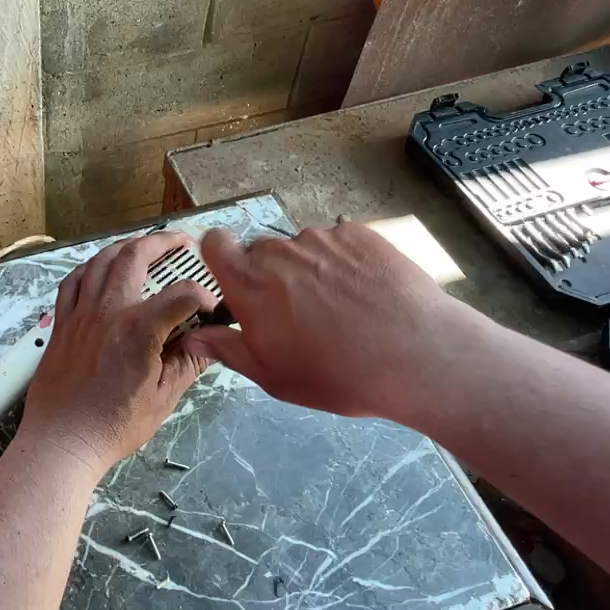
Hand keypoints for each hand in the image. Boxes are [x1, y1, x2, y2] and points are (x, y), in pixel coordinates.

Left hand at [17, 233, 215, 476]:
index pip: (182, 294)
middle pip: (135, 256)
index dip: (204, 296)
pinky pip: (74, 281)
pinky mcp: (62, 322)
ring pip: (101, 261)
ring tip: (144, 245)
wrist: (63, 440)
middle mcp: (108, 311)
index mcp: (139, 329)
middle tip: (181, 241)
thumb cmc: (114, 425)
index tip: (211, 307)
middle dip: (162, 241)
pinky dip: (90, 267)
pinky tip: (100, 268)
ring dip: (126, 246)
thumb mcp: (164, 398)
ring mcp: (81, 313)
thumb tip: (210, 340)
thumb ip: (189, 362)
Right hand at [184, 222, 483, 418]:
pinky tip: (367, 294)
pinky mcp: (358, 233)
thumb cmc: (336, 373)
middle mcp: (278, 250)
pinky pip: (338, 243)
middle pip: (261, 251)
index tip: (236, 282)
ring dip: (309, 270)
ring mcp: (320, 237)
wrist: (417, 356)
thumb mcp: (272, 375)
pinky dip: (344, 262)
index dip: (221, 258)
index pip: (215, 243)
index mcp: (248, 282)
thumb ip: (228, 349)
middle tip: (298, 313)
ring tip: (342, 308)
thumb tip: (192, 337)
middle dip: (270, 275)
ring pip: (301, 248)